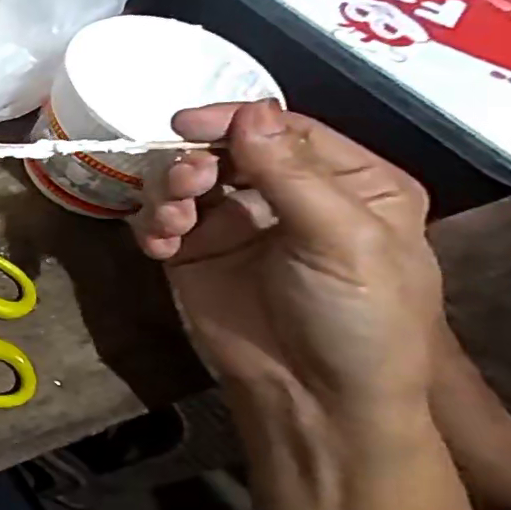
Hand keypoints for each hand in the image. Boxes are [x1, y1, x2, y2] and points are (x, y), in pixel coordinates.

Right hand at [130, 101, 444, 435]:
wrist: (313, 399)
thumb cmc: (358, 317)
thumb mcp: (344, 241)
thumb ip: (293, 174)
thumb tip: (249, 109)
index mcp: (345, 183)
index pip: (282, 130)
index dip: (234, 121)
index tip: (186, 124)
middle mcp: (285, 196)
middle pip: (225, 151)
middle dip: (197, 160)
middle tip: (188, 183)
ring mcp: (233, 226)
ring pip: (185, 182)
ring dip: (169, 192)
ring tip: (173, 220)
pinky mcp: (192, 254)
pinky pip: (160, 221)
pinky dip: (152, 226)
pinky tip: (159, 246)